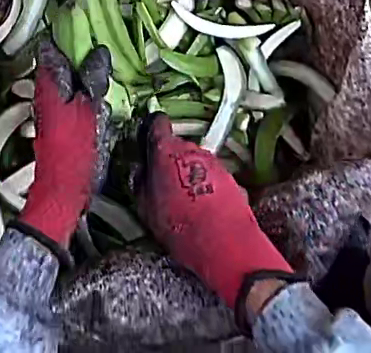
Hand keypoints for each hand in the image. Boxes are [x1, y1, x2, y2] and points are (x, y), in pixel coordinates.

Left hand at [14, 41, 111, 251]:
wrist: (61, 192)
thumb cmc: (75, 151)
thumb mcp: (92, 110)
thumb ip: (93, 79)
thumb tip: (98, 53)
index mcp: (50, 82)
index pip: (51, 44)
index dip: (65, 28)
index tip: (81, 15)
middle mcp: (45, 90)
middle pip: (60, 60)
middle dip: (78, 51)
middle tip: (98, 44)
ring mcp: (49, 106)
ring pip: (67, 78)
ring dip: (82, 74)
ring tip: (102, 71)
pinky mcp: (57, 122)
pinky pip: (71, 97)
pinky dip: (84, 94)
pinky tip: (99, 103)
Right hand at [139, 113, 295, 311]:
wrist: (226, 246)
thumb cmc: (181, 226)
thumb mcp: (146, 207)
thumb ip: (141, 182)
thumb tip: (140, 173)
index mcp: (165, 149)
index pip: (157, 123)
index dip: (152, 128)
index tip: (150, 138)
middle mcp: (190, 148)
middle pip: (177, 145)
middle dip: (172, 160)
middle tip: (166, 184)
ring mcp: (213, 162)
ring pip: (195, 161)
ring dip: (190, 174)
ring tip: (188, 202)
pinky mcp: (231, 178)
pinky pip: (213, 176)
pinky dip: (208, 186)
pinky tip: (205, 210)